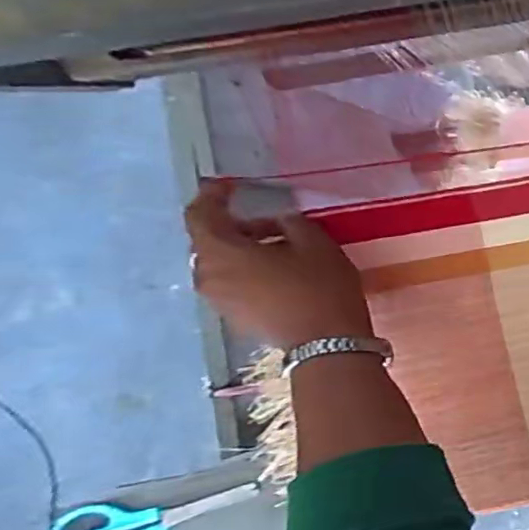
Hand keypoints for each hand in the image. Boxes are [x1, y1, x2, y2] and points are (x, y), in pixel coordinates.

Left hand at [184, 181, 373, 347]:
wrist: (327, 344)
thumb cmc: (321, 287)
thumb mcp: (316, 244)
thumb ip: (292, 223)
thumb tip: (279, 220)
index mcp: (221, 252)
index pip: (201, 214)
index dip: (213, 196)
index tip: (231, 186)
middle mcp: (208, 275)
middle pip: (211, 241)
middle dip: (237, 227)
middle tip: (271, 222)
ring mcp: (219, 299)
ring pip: (223, 264)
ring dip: (245, 251)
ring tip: (281, 249)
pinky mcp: (235, 316)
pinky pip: (233, 283)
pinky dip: (250, 271)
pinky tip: (281, 273)